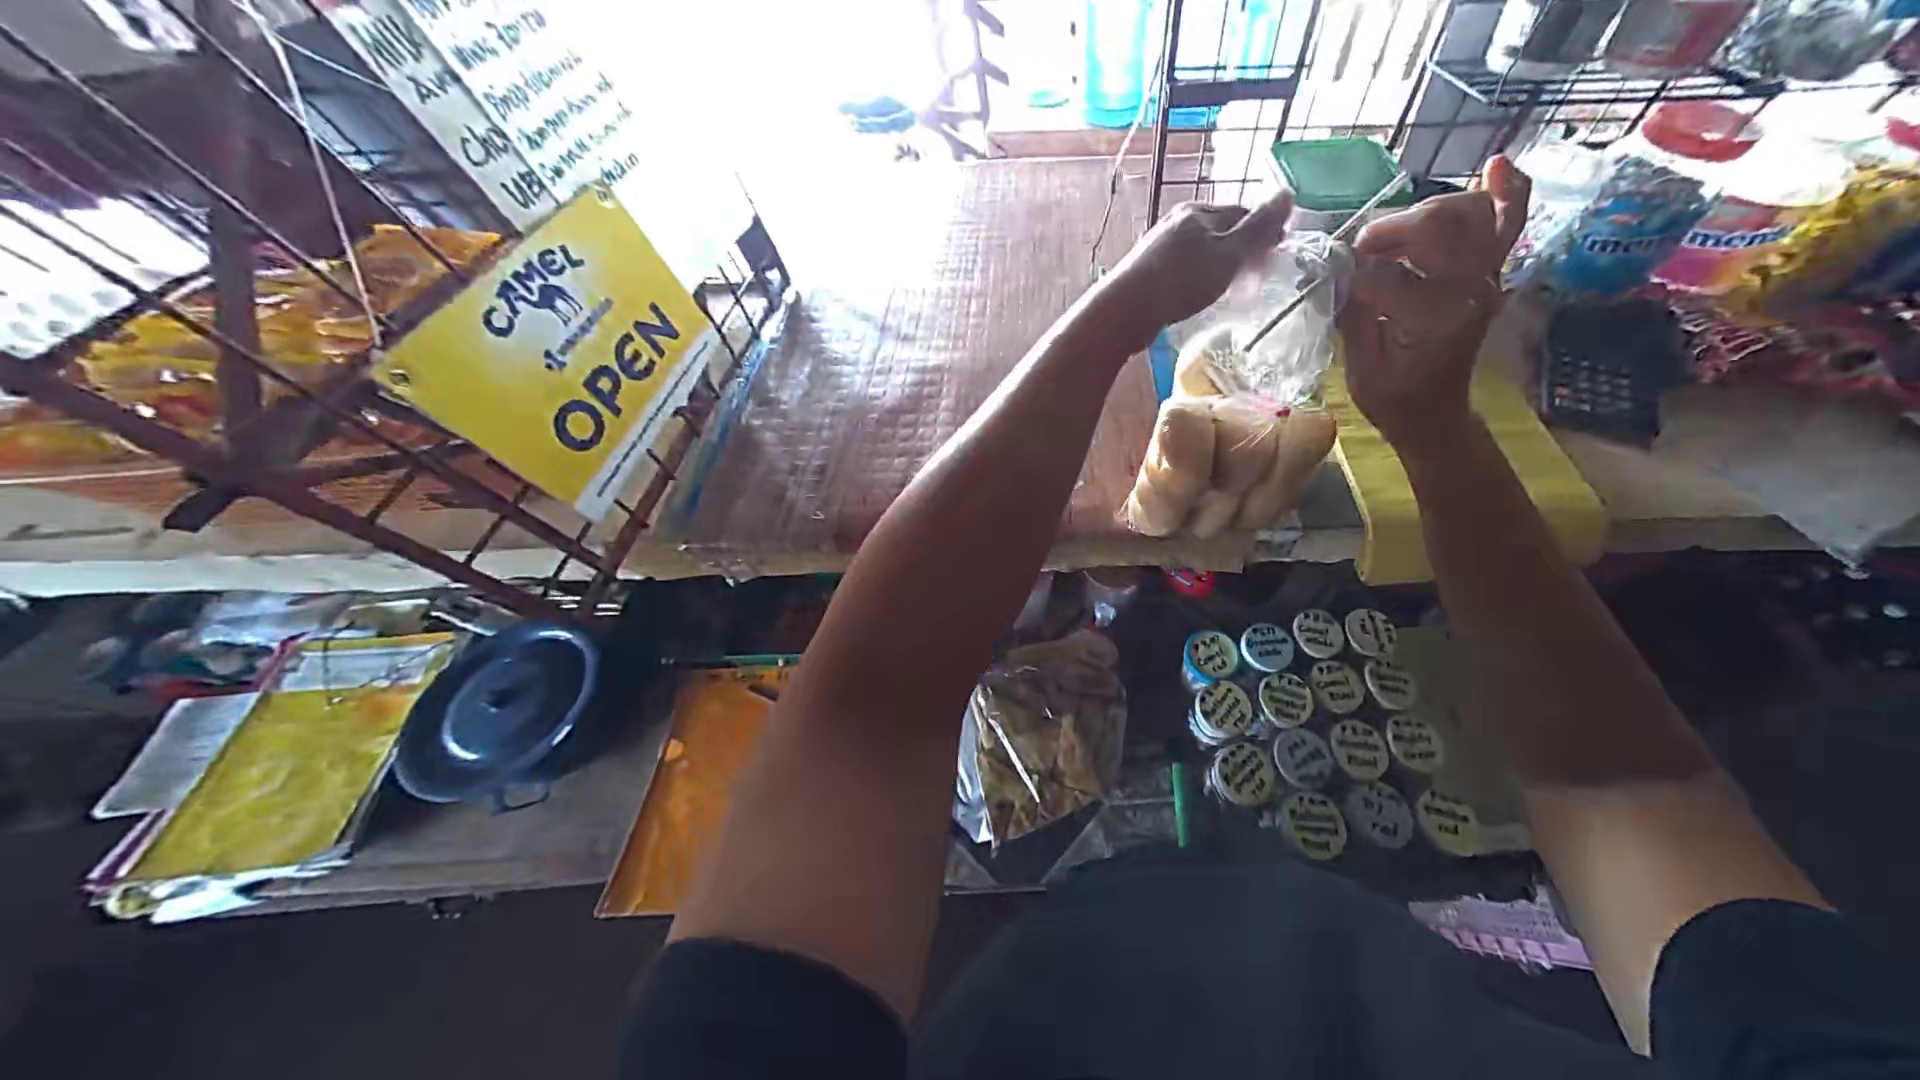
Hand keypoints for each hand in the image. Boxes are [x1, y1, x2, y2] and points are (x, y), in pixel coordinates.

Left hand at [1101, 191, 1293, 344]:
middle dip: (1242, 252)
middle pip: (1221, 233)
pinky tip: (1197, 298)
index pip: (1243, 213)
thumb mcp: (1228, 254)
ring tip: (1229, 292)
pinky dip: (1197, 281)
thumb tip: (1288, 193)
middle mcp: (1176, 223)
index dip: (1264, 233)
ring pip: (1201, 253)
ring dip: (1220, 269)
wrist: (1124, 311)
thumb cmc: (1180, 281)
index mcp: (1198, 211)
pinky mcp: (1146, 273)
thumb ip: (1258, 228)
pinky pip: (1182, 271)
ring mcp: (1158, 248)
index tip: (1276, 257)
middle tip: (1255, 280)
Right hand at [1338, 157, 1529, 453]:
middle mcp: (1470, 288)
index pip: (1384, 271)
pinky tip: (1497, 166)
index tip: (1329, 282)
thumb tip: (1337, 270)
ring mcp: (1487, 277)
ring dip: (1426, 212)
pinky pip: (1509, 222)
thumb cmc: (1390, 397)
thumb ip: (1353, 311)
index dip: (1348, 271)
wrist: (1432, 411)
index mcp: (1433, 317)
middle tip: (1359, 256)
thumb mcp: (1359, 364)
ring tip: (1395, 237)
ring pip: (1469, 211)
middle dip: (1386, 231)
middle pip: (1435, 224)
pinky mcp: (1490, 273)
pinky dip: (1508, 191)